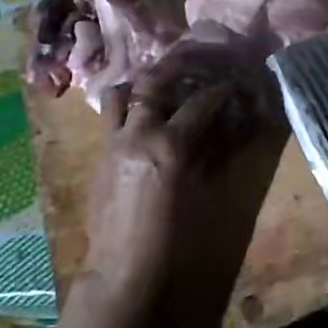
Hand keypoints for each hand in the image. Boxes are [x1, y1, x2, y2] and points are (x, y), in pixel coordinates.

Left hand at [82, 74, 236, 299]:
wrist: (122, 264)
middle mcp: (136, 134)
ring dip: (137, 86)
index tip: (229, 83)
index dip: (217, 91)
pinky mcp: (98, 154)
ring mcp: (112, 141)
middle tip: (186, 63)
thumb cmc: (169, 238)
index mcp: (167, 146)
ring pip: (119, 94)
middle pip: (151, 84)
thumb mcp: (194, 193)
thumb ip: (202, 157)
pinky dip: (124, 110)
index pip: (198, 105)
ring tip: (152, 87)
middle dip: (171, 69)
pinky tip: (137, 120)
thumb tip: (213, 134)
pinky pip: (110, 119)